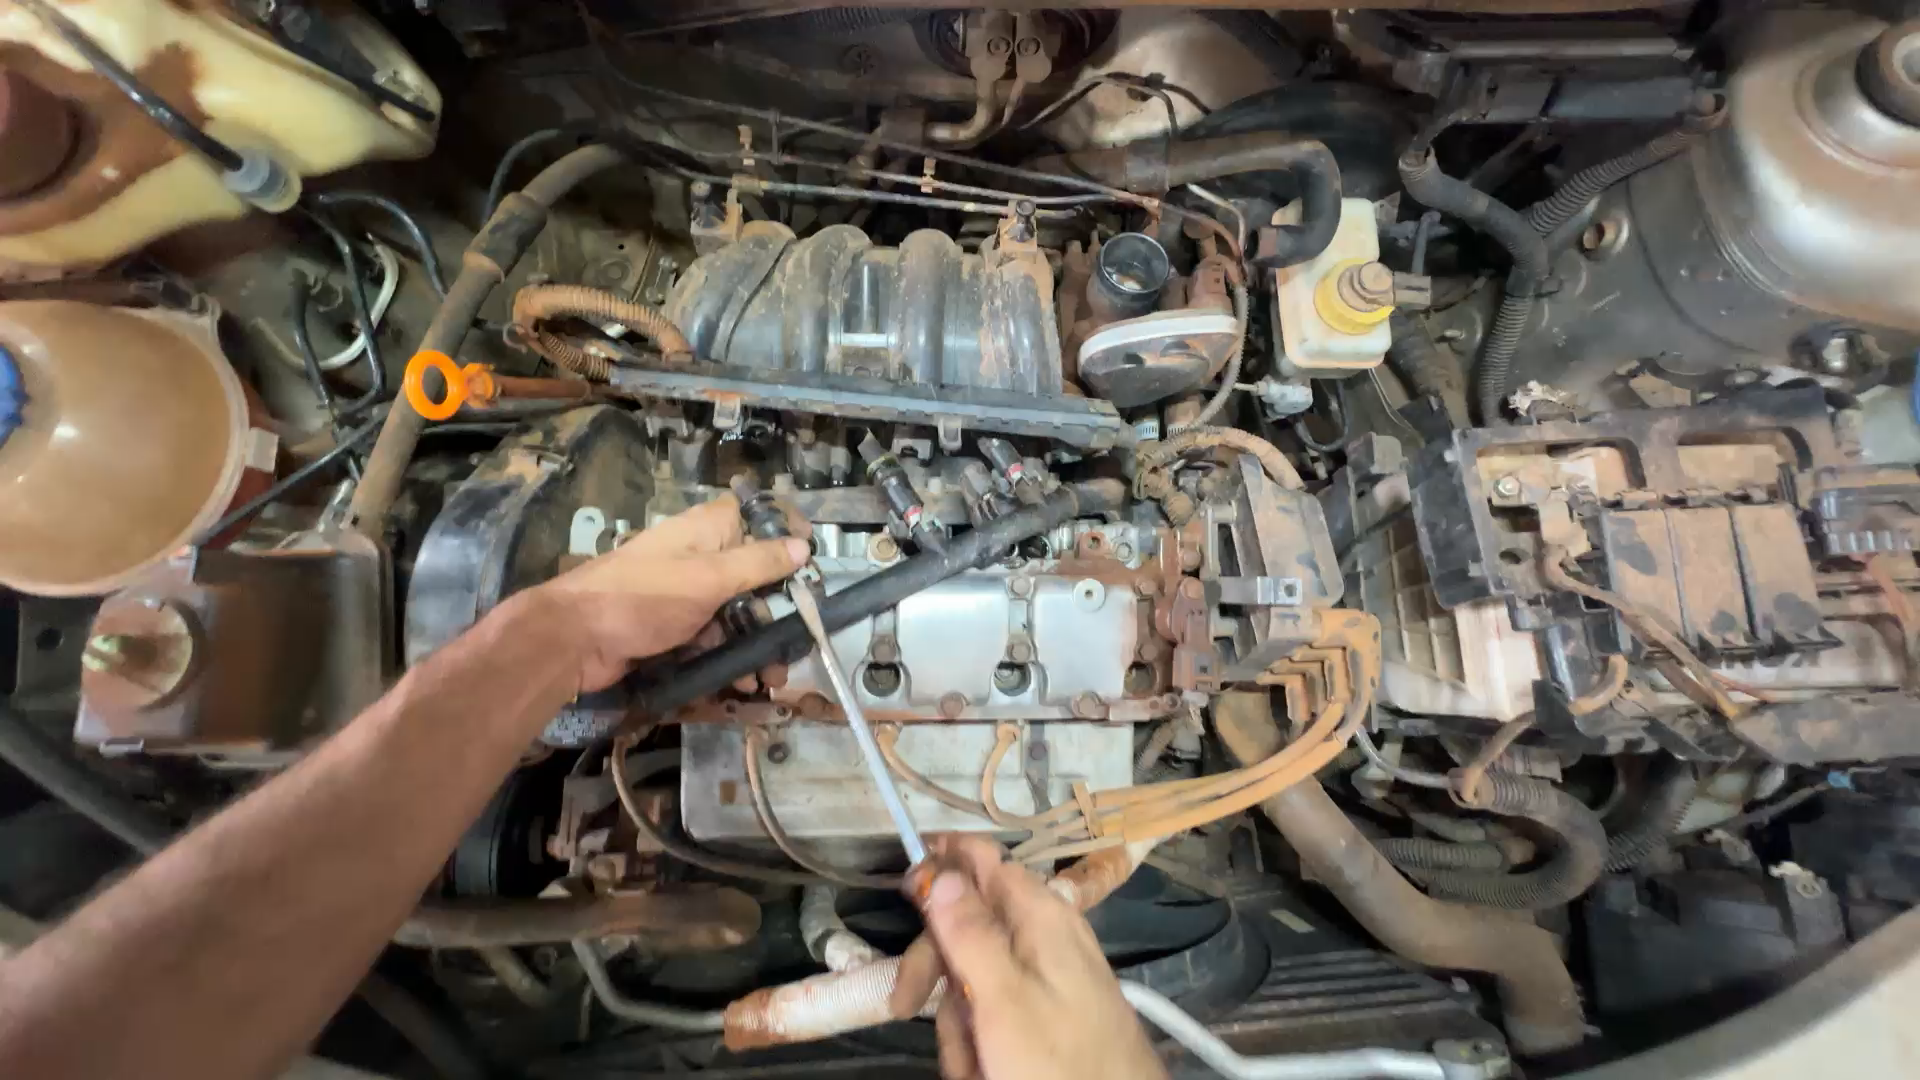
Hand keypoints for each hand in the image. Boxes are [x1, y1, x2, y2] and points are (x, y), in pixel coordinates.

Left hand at [528, 496, 810, 691]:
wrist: (573, 641)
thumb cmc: (643, 597)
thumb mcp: (709, 578)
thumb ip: (759, 563)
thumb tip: (803, 546)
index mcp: (709, 530)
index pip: (758, 515)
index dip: (786, 531)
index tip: (810, 562)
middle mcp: (703, 555)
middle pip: (756, 573)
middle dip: (778, 610)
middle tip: (796, 642)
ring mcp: (690, 592)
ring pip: (739, 611)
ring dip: (758, 643)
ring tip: (771, 678)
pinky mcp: (678, 625)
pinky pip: (716, 636)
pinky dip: (731, 656)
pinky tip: (744, 683)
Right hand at [908, 835, 1167, 1079]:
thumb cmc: (1061, 1064)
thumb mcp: (1005, 1000)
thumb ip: (971, 932)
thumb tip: (942, 868)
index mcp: (1039, 914)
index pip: (984, 858)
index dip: (941, 861)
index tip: (903, 882)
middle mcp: (1045, 932)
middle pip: (970, 923)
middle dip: (937, 966)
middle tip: (906, 1004)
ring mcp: (1049, 972)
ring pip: (977, 974)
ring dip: (960, 1021)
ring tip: (975, 1065)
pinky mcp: (1051, 1009)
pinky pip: (998, 1009)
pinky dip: (983, 1040)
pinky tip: (988, 1070)